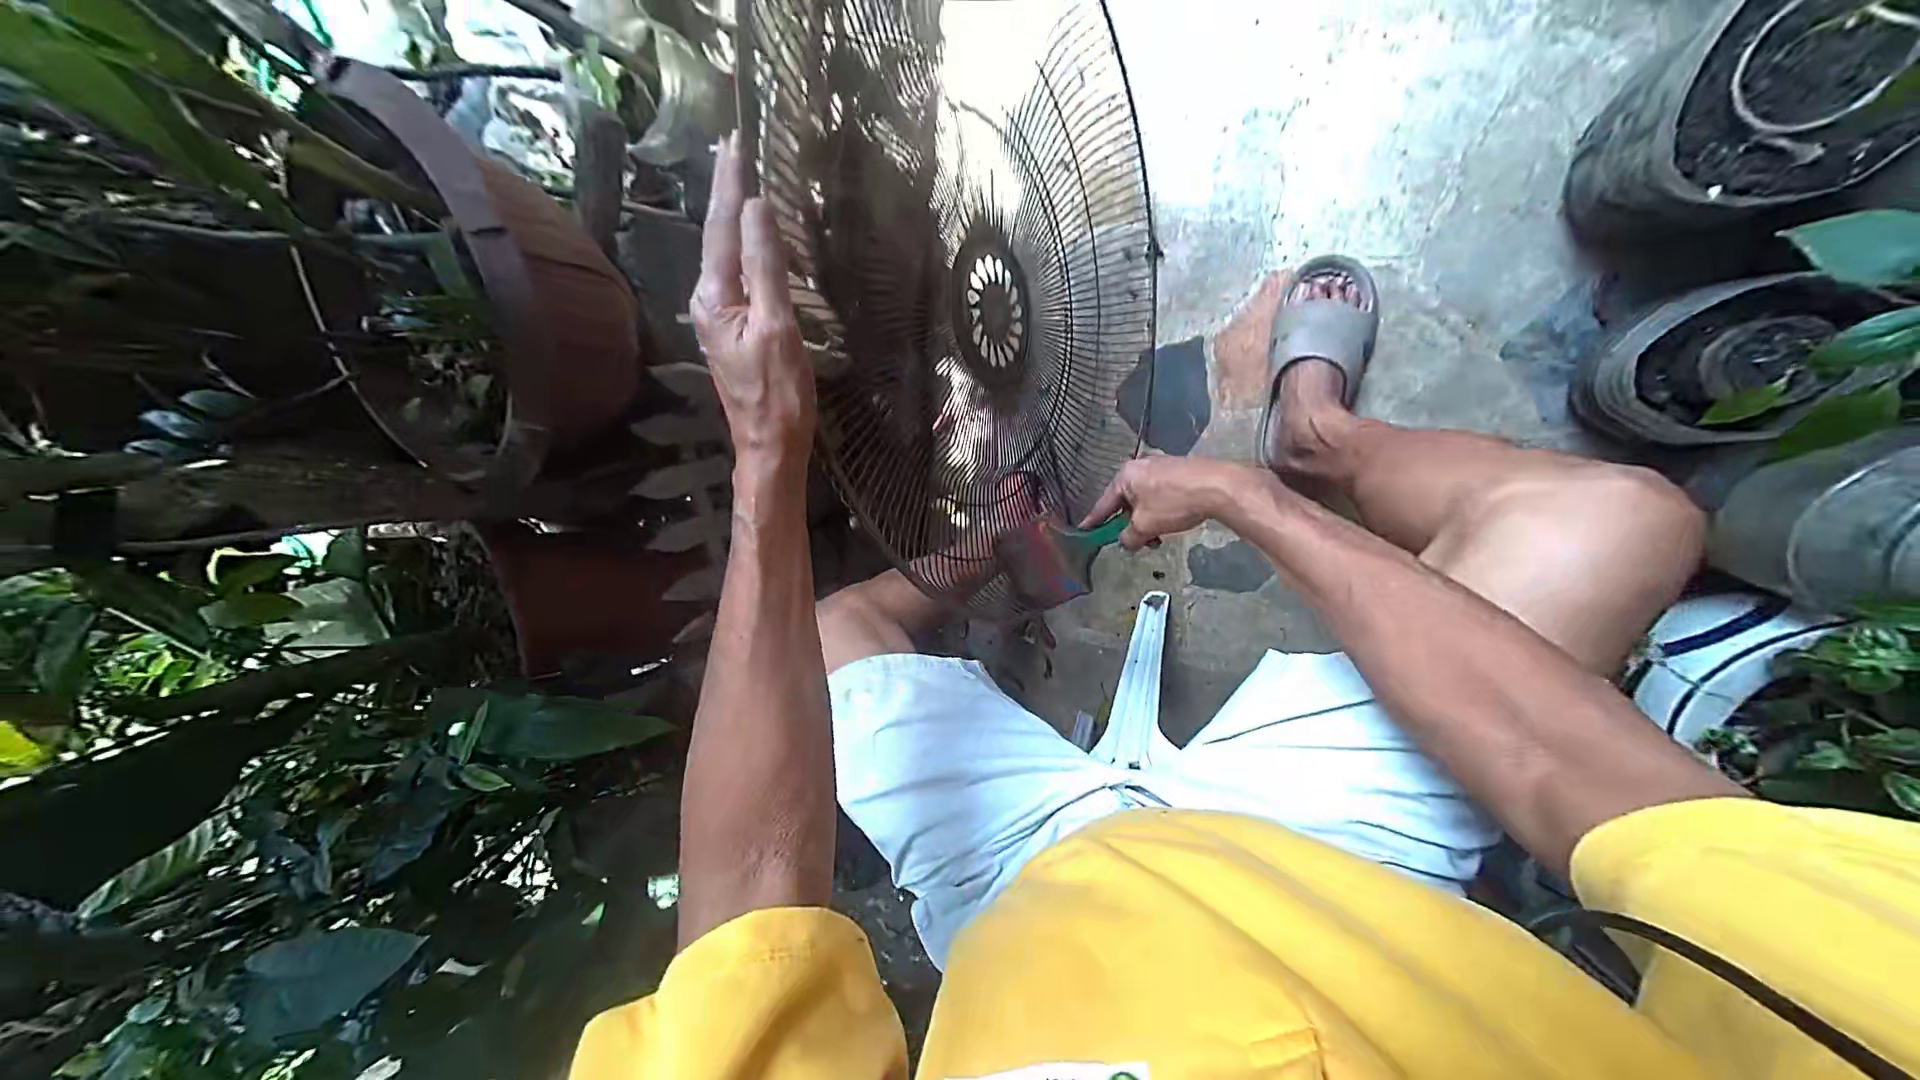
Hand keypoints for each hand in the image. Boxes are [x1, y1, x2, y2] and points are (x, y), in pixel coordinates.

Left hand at [691, 133, 815, 469]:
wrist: (771, 447)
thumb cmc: (778, 396)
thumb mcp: (777, 329)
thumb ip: (767, 268)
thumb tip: (759, 209)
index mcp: (715, 298)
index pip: (723, 229)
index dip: (731, 185)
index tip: (735, 143)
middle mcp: (709, 303)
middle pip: (719, 239)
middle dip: (728, 194)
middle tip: (736, 151)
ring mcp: (721, 320)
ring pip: (729, 259)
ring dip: (736, 221)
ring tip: (744, 185)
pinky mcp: (736, 334)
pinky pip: (741, 280)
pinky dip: (749, 253)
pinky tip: (756, 243)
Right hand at [1081, 456, 1269, 550]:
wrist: (1218, 486)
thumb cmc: (1175, 503)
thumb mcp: (1145, 526)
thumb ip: (1128, 538)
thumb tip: (1126, 542)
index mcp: (1125, 476)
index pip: (1103, 504)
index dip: (1094, 521)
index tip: (1084, 530)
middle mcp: (1140, 466)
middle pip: (1125, 501)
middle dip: (1129, 523)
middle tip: (1136, 540)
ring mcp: (1161, 466)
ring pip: (1145, 499)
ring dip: (1147, 519)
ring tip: (1159, 535)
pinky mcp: (1179, 469)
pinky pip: (1161, 493)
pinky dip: (1161, 510)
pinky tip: (1172, 522)